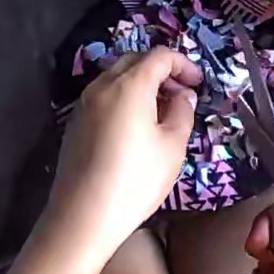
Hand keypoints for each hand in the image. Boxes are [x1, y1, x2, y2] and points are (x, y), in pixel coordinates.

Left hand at [43, 48, 202, 263]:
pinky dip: (125, 98)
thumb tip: (183, 95)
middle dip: (162, 71)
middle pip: (135, 60)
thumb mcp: (172, 146)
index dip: (183, 64)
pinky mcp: (75, 123)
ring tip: (162, 112)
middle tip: (182, 94)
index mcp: (129, 85)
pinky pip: (104, 96)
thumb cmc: (135, 180)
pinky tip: (136, 126)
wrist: (82, 217)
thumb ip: (182, 112)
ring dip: (142, 84)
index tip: (198, 84)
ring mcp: (84, 104)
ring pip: (117, 77)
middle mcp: (102, 85)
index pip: (159, 56)